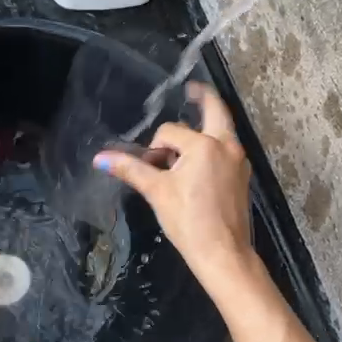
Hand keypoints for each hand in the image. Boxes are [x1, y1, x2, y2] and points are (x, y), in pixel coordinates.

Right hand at [95, 83, 254, 274]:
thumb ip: (130, 168)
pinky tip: (197, 163)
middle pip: (215, 110)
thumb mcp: (156, 192)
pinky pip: (226, 150)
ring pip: (222, 131)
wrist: (223, 252)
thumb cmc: (188, 221)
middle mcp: (227, 145)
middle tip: (191, 89)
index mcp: (205, 144)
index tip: (151, 165)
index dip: (156, 145)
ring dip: (205, 127)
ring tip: (187, 136)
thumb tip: (100, 158)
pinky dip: (212, 146)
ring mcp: (238, 160)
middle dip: (202, 98)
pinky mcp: (242, 176)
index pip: (172, 131)